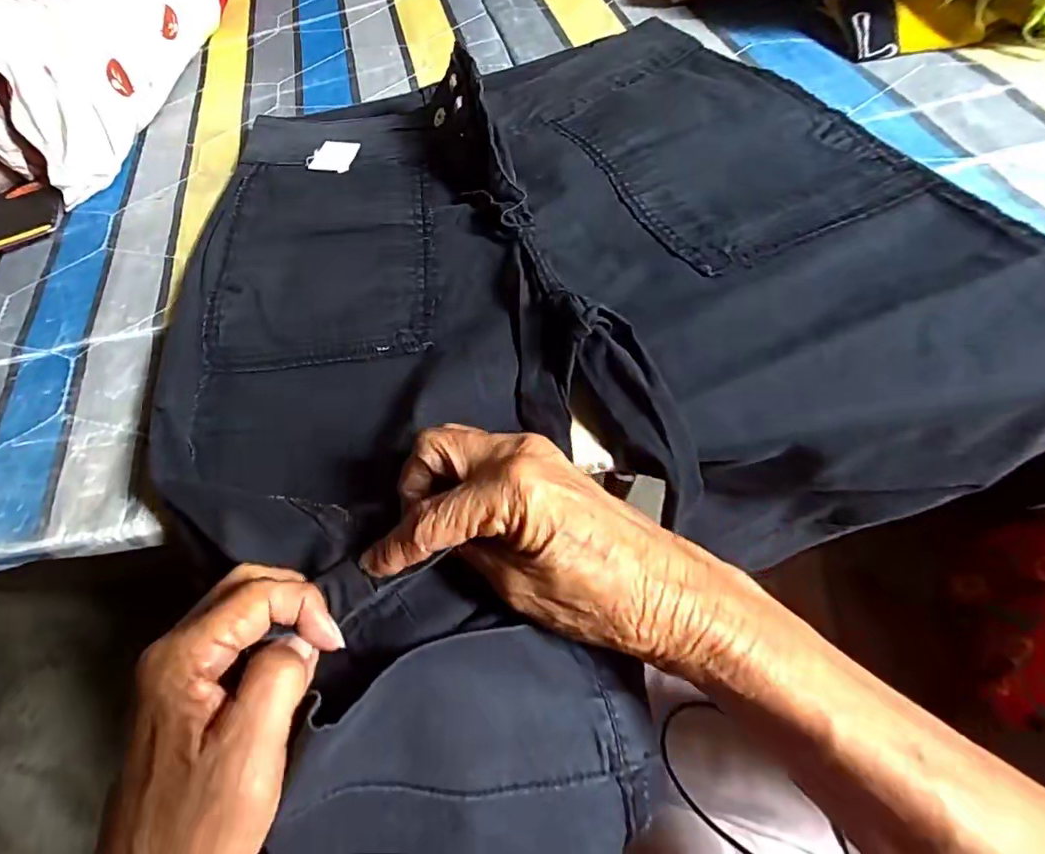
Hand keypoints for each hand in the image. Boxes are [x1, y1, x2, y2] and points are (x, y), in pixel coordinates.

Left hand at [99, 564, 345, 853]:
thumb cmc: (199, 830)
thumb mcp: (249, 752)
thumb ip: (279, 677)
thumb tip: (299, 640)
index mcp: (180, 658)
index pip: (252, 593)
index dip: (302, 602)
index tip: (332, 641)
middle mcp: (167, 652)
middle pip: (238, 587)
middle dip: (289, 594)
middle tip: (324, 629)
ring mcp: (169, 671)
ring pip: (232, 607)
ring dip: (277, 611)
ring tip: (311, 640)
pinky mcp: (178, 692)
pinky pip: (226, 638)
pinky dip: (262, 634)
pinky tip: (283, 659)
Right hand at [362, 424, 752, 675]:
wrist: (668, 588)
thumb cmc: (604, 601)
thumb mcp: (518, 586)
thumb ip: (466, 551)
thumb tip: (433, 539)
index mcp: (513, 488)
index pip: (434, 513)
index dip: (400, 542)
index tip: (376, 562)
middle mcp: (518, 453)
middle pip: (435, 446)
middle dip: (413, 486)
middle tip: (414, 529)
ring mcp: (533, 449)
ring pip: (458, 444)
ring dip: (437, 479)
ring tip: (439, 525)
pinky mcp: (543, 458)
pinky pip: (483, 456)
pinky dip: (464, 479)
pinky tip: (469, 514)